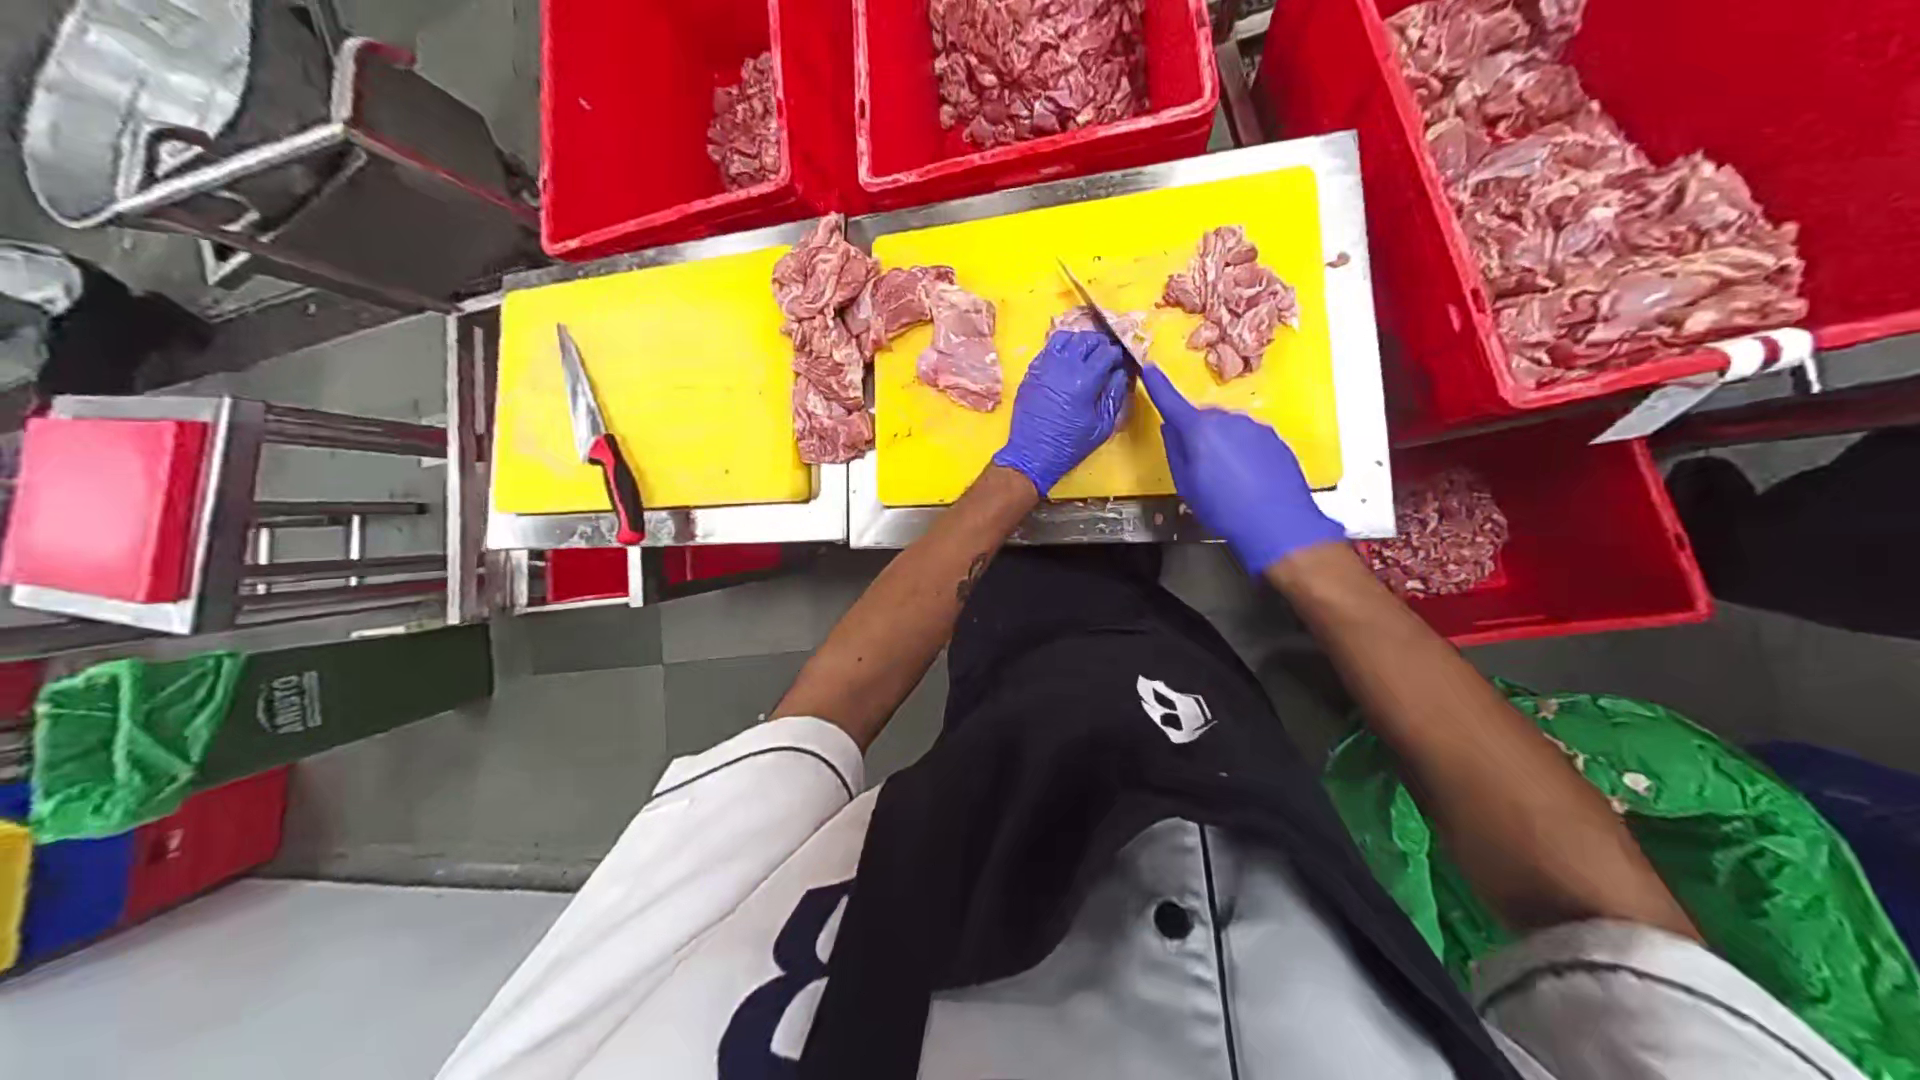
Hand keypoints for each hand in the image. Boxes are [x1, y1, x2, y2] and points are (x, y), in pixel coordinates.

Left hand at [991, 330, 1131, 494]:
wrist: (1032, 454)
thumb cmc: (1070, 444)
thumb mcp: (1103, 425)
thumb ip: (1115, 394)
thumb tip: (1121, 372)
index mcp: (1085, 380)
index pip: (1107, 351)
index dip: (1116, 354)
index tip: (1118, 363)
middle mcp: (1064, 366)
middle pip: (1086, 338)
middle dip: (1099, 344)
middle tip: (1104, 357)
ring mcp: (1044, 366)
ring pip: (1066, 337)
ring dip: (1079, 342)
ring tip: (1084, 356)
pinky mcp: (1031, 371)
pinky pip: (1048, 348)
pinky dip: (1061, 348)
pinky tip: (1066, 362)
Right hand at [1141, 365, 1345, 574]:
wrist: (1278, 522)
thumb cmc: (1223, 507)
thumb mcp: (1186, 484)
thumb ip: (1175, 450)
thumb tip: (1170, 427)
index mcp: (1199, 429)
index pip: (1172, 402)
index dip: (1158, 386)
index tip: (1149, 368)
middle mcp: (1228, 419)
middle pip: (1203, 417)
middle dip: (1196, 432)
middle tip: (1196, 465)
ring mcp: (1255, 427)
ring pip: (1228, 427)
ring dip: (1221, 443)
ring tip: (1224, 477)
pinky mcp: (1275, 438)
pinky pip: (1249, 437)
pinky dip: (1242, 450)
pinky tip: (1246, 477)